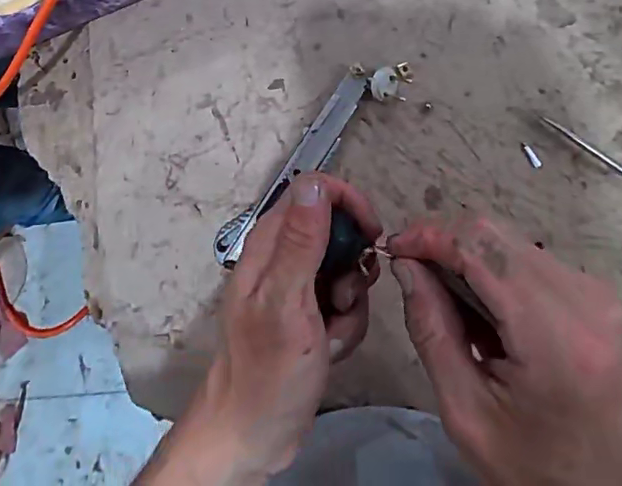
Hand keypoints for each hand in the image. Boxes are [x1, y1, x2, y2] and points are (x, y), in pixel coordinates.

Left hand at [161, 173, 382, 482]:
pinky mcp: (309, 312)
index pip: (313, 190)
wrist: (252, 438)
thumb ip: (301, 242)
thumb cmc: (266, 371)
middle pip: (336, 228)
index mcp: (269, 244)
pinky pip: (345, 299)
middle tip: (348, 293)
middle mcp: (282, 257)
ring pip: (345, 266)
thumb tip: (315, 182)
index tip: (369, 232)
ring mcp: (296, 286)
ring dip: (352, 299)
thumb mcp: (286, 303)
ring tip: (334, 331)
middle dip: (353, 262)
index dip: (346, 202)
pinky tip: (331, 348)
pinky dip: (348, 322)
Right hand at [387, 214, 621, 485]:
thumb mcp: (471, 418)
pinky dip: (504, 271)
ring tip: (450, 300)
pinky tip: (490, 313)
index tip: (394, 246)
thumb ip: (434, 334)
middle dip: (448, 240)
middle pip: (499, 235)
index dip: (432, 235)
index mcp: (554, 333)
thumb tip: (408, 268)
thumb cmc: (542, 473)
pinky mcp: (604, 294)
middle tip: (412, 269)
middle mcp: (584, 296)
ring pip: (517, 244)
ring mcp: (599, 291)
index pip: (482, 247)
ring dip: (475, 256)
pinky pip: (539, 263)